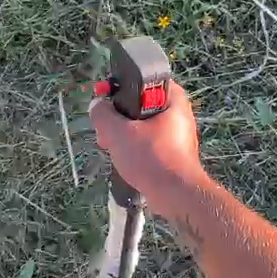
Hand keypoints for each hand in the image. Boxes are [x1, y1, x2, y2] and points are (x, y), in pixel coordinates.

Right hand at [90, 83, 211, 217]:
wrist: (175, 195)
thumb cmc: (151, 157)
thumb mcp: (119, 133)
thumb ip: (103, 115)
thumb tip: (97, 105)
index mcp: (174, 100)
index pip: (146, 82)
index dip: (123, 90)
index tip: (107, 101)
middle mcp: (179, 115)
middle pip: (142, 107)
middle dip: (120, 119)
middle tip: (106, 130)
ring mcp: (178, 136)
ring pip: (144, 128)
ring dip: (125, 136)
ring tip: (110, 147)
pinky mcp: (175, 155)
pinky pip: (150, 145)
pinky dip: (136, 150)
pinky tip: (124, 161)